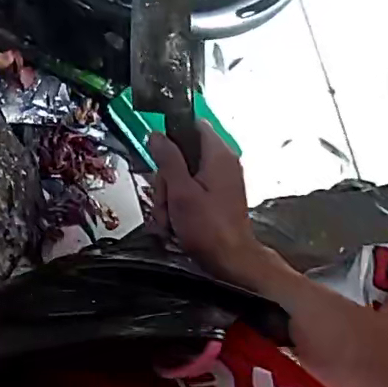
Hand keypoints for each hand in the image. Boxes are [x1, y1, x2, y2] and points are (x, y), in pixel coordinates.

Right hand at [148, 122, 285, 288]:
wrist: (230, 261)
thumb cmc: (210, 229)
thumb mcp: (181, 191)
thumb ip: (168, 159)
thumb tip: (157, 135)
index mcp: (218, 155)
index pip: (193, 125)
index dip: (173, 135)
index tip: (160, 154)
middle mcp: (222, 163)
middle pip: (181, 155)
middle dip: (166, 179)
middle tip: (167, 200)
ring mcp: (220, 181)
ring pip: (181, 176)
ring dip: (169, 197)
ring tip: (171, 218)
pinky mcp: (216, 197)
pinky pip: (189, 191)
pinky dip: (179, 205)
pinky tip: (176, 222)